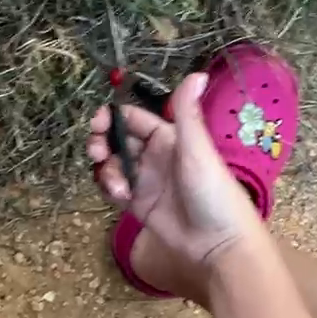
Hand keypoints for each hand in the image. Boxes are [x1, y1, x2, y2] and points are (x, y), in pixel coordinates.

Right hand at [87, 74, 267, 275]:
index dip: (111, 117)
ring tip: (116, 184)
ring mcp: (144, 180)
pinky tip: (118, 195)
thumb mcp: (197, 148)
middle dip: (100, 143)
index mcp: (167, 137)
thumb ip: (187, 112)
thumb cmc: (213, 191)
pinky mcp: (138, 204)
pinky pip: (113, 188)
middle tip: (97, 151)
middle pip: (115, 139)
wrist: (220, 244)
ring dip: (105, 169)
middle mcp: (153, 155)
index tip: (97, 123)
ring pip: (111, 164)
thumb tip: (198, 73)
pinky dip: (109, 188)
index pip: (131, 118)